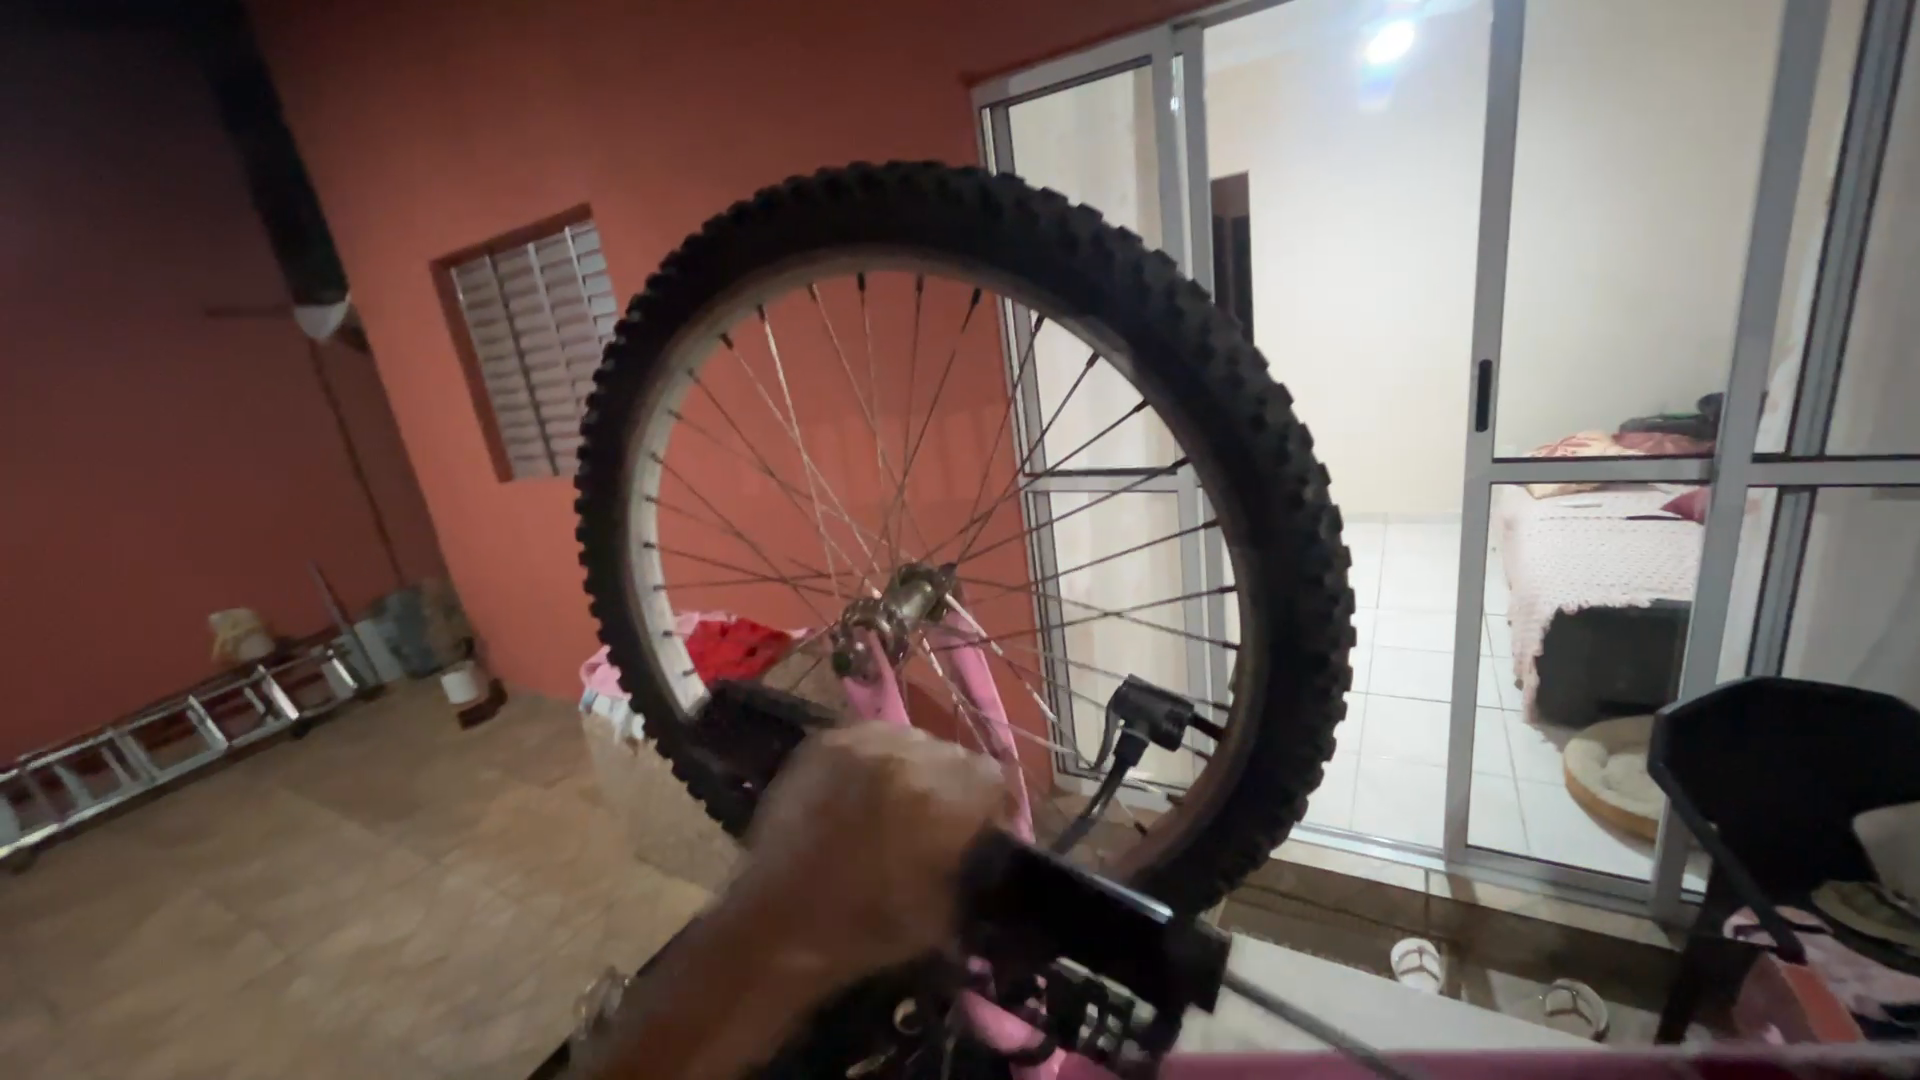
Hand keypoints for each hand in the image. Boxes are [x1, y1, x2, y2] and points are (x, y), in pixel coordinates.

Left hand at [730, 722, 1012, 982]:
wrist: (777, 923)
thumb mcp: (946, 909)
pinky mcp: (825, 741)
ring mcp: (862, 743)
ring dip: (914, 766)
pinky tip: (862, 788)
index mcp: (943, 797)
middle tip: (935, 817)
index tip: (978, 828)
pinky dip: (876, 758)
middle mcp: (907, 756)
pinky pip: (871, 736)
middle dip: (952, 784)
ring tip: (895, 798)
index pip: (990, 775)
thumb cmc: (867, 928)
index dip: (989, 804)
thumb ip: (973, 861)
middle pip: (953, 753)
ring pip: (912, 739)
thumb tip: (982, 838)